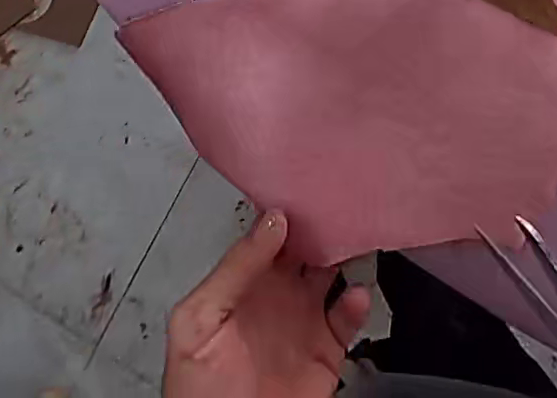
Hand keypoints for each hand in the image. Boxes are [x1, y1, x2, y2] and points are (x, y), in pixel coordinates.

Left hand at [164, 211, 371, 397]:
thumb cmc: (201, 395)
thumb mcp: (196, 326)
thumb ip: (233, 270)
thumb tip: (275, 218)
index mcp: (245, 283)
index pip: (270, 231)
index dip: (289, 206)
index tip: (312, 181)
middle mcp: (278, 293)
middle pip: (308, 243)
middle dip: (325, 221)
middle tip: (346, 197)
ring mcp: (305, 318)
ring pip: (335, 269)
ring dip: (349, 251)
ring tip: (360, 236)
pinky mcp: (328, 347)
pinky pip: (350, 314)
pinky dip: (358, 300)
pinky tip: (355, 296)